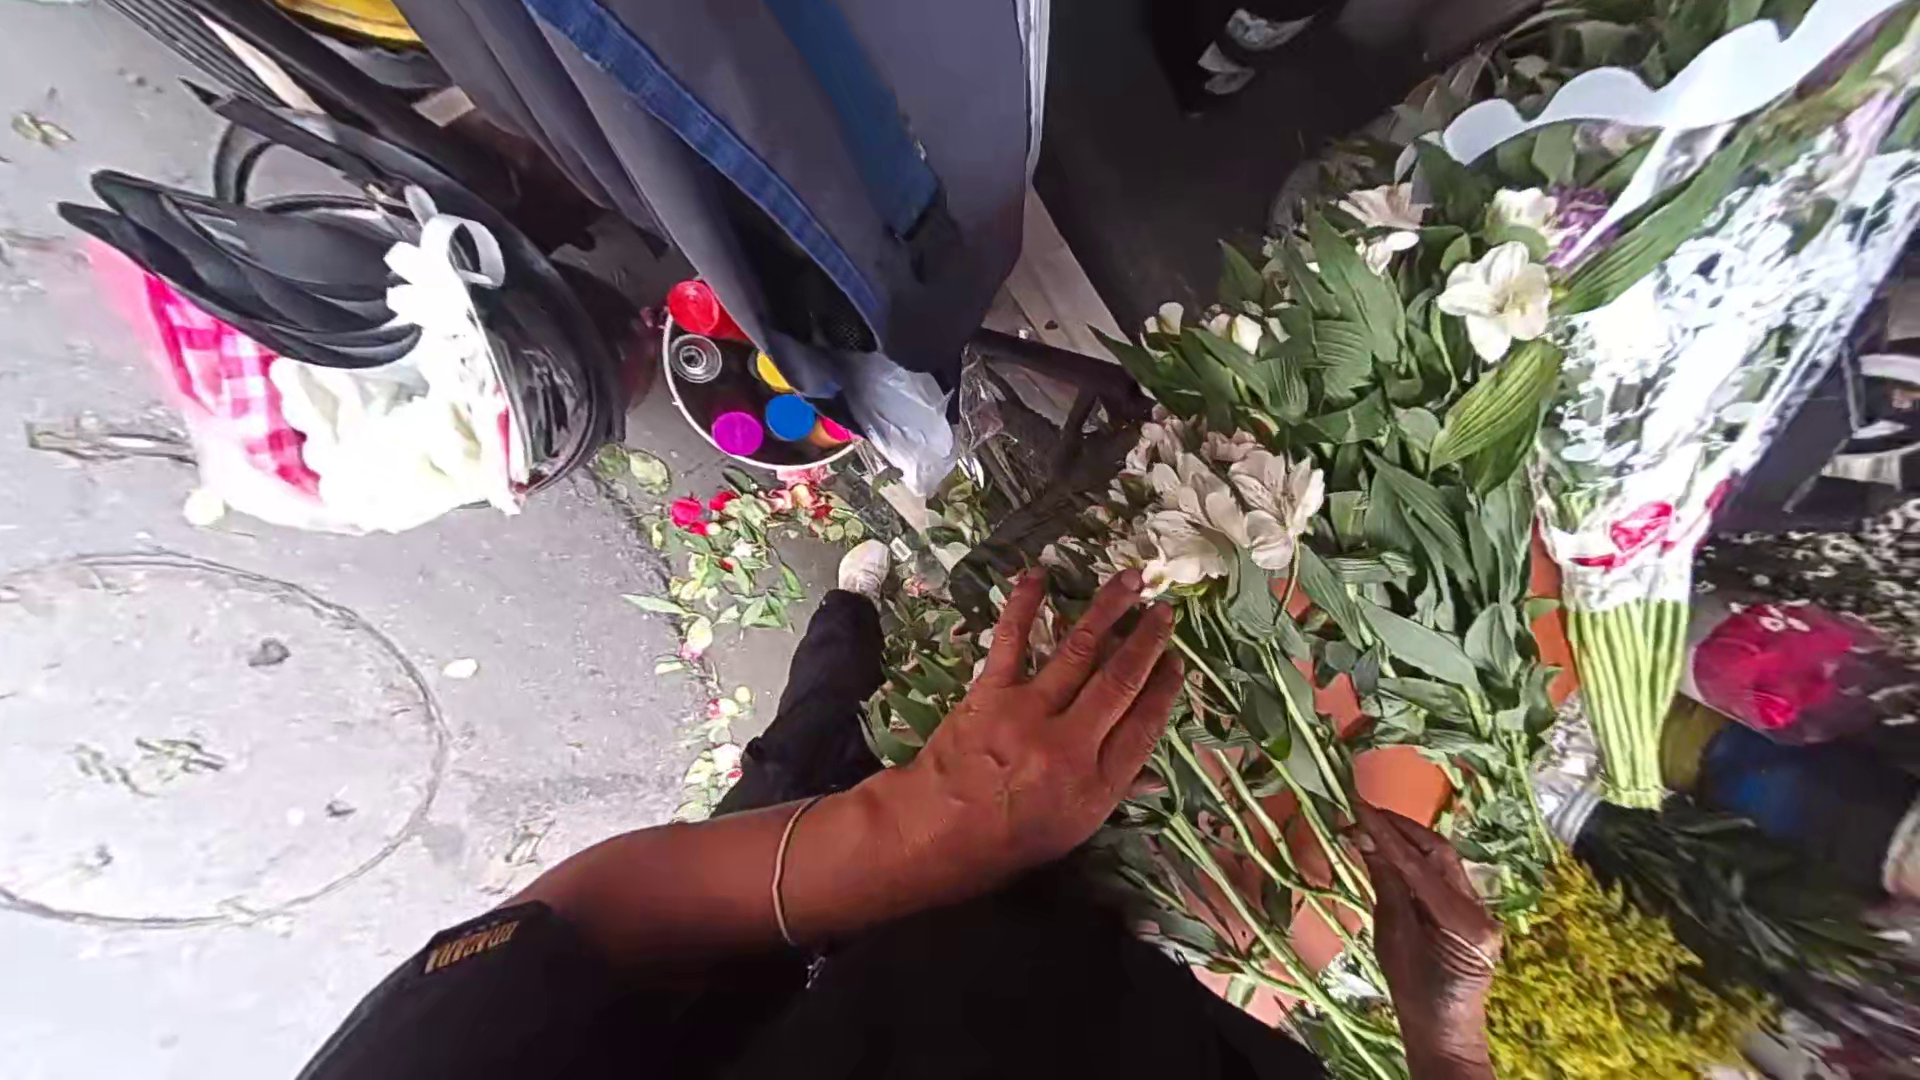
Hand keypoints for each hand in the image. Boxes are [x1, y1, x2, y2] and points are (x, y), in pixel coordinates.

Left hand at [878, 568, 1183, 884]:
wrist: (937, 831)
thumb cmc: (1008, 838)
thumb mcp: (1072, 829)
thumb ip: (1113, 792)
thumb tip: (1151, 771)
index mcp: (1096, 784)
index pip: (1144, 725)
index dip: (1164, 689)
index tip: (1178, 660)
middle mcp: (1070, 742)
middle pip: (1119, 680)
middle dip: (1147, 641)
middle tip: (1165, 610)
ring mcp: (1029, 711)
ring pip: (1079, 650)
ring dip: (1108, 610)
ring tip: (1132, 580)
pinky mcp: (991, 691)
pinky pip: (1012, 639)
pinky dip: (1024, 604)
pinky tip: (1039, 575)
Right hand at [1354, 803, 1500, 1079]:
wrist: (1443, 1028)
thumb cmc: (1413, 988)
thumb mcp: (1392, 933)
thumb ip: (1385, 881)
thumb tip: (1364, 836)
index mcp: (1464, 921)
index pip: (1417, 863)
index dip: (1384, 832)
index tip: (1356, 807)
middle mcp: (1480, 910)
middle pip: (1438, 851)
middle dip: (1399, 826)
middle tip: (1362, 810)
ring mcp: (1479, 909)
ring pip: (1441, 857)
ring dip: (1405, 836)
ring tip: (1370, 822)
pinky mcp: (1469, 910)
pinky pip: (1440, 871)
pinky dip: (1412, 853)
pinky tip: (1388, 846)